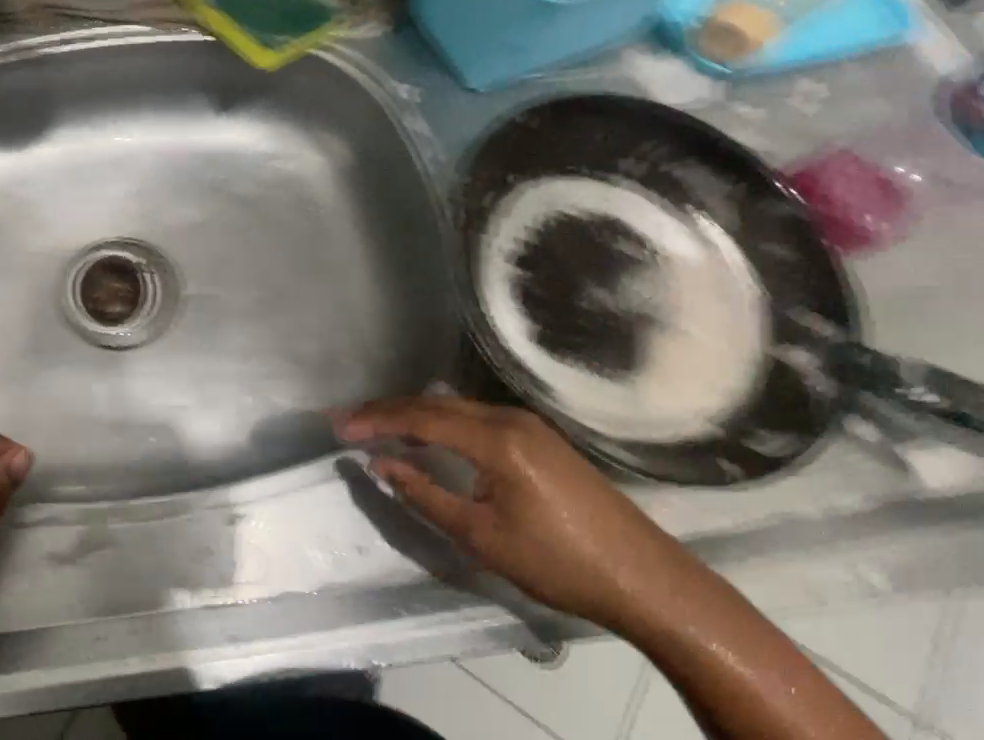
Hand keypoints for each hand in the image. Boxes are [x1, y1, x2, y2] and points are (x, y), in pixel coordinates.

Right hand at [331, 396, 699, 632]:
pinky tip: (427, 435)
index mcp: (497, 441)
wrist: (645, 580)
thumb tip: (379, 463)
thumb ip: (424, 495)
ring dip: (414, 414)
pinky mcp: (541, 440)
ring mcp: (530, 427)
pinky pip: (476, 418)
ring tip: (376, 426)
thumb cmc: (558, 563)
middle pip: (436, 404)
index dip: (375, 420)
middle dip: (388, 410)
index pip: (421, 418)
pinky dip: (441, 422)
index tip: (337, 427)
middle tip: (347, 420)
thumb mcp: (481, 536)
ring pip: (457, 408)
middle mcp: (511, 420)